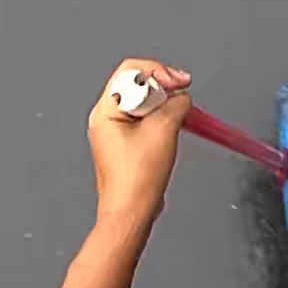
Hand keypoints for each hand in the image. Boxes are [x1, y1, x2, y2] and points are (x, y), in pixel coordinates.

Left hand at [88, 58, 192, 225]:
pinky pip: (143, 119)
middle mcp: (105, 117)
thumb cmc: (140, 177)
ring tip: (177, 114)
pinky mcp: (125, 144)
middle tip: (181, 94)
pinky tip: (171, 128)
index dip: (158, 71)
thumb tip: (182, 97)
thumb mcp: (164, 129)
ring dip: (163, 104)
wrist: (131, 215)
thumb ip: (176, 104)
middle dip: (162, 86)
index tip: (179, 82)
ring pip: (141, 102)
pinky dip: (160, 118)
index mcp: (105, 110)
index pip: (130, 72)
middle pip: (136, 84)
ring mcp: (114, 132)